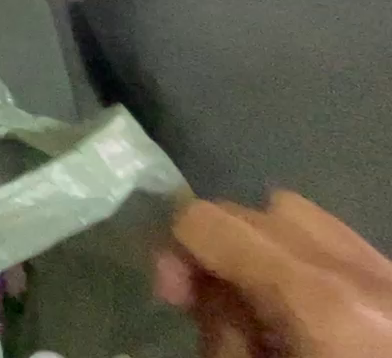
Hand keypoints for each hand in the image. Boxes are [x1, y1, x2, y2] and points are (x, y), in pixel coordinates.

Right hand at [155, 192, 391, 356]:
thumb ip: (221, 325)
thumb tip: (206, 293)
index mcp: (319, 299)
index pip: (204, 219)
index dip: (172, 252)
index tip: (176, 301)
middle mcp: (366, 276)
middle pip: (252, 212)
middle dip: (219, 248)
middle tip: (217, 304)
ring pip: (306, 220)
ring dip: (271, 248)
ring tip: (274, 302)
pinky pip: (352, 251)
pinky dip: (319, 269)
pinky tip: (323, 319)